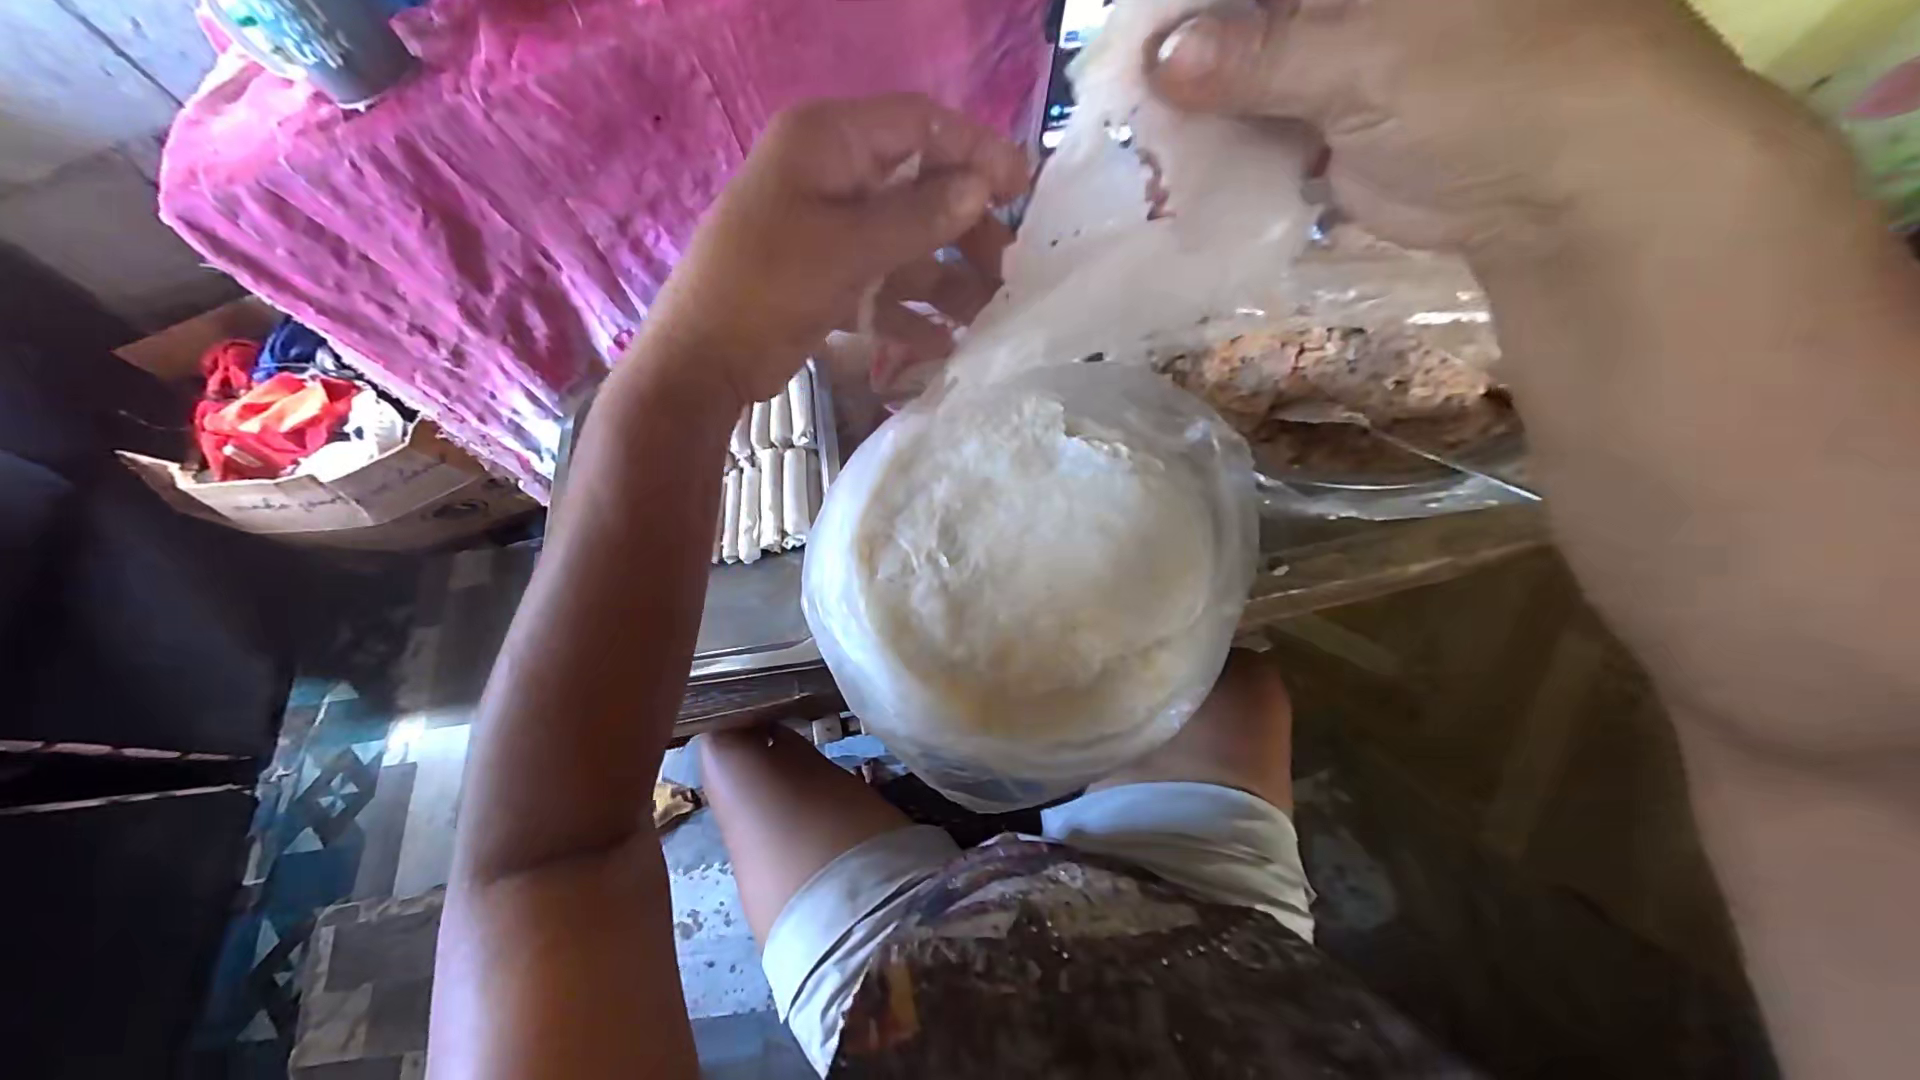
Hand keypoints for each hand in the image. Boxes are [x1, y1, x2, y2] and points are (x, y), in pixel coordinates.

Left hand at [644, 94, 1029, 406]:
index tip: (1023, 188)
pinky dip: (910, 314)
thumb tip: (981, 188)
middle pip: (919, 191)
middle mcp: (833, 178)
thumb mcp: (850, 246)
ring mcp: (830, 233)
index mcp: (829, 142)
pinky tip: (942, 344)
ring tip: (987, 316)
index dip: (976, 151)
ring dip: (946, 281)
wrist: (704, 359)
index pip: (919, 125)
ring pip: (905, 246)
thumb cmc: (769, 286)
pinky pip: (882, 288)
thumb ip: (919, 215)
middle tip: (1008, 270)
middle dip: (966, 231)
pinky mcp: (828, 280)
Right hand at [1148, 0, 1799, 257]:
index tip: (1134, 25)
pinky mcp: (1326, 123)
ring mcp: (1336, 57)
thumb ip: (1260, 57)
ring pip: (1240, 70)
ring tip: (1132, 126)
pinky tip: (1171, 157)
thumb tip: (1160, 59)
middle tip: (1116, 81)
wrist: (1556, 189)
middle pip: (1242, 11)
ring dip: (1191, 101)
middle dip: (1183, 42)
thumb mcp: (1371, 60)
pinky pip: (1254, 125)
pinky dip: (1217, 144)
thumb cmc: (1495, 88)